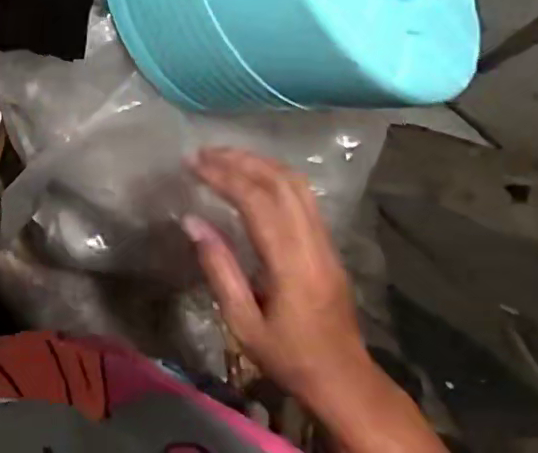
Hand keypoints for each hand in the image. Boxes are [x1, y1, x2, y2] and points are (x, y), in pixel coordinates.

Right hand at [183, 148, 371, 403]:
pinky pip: (303, 196)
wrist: (346, 383)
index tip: (191, 163)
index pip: (257, 201)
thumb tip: (191, 220)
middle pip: (280, 182)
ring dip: (258, 163)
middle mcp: (314, 245)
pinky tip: (251, 177)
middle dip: (239, 160)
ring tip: (224, 157)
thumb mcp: (243, 323)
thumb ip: (219, 268)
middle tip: (203, 153)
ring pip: (296, 185)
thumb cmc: (289, 356)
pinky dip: (273, 175)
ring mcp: (327, 243)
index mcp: (292, 264)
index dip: (222, 176)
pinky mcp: (329, 246)